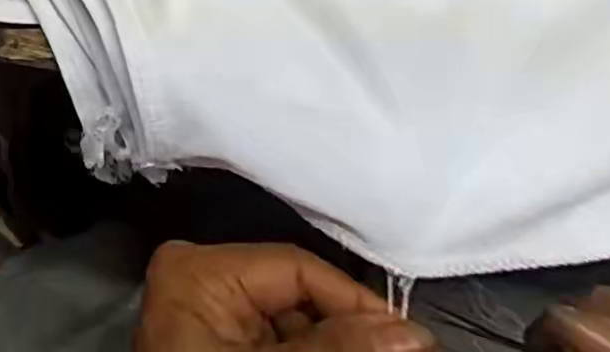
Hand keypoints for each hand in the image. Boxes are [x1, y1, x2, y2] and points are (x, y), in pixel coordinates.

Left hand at [135, 241, 437, 350]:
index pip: (293, 265)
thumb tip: (412, 334)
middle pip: (296, 296)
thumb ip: (334, 349)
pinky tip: (345, 351)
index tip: (409, 339)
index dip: (355, 302)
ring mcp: (208, 313)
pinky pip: (276, 338)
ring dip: (334, 342)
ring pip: (293, 322)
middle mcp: (200, 277)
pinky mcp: (217, 340)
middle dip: (347, 329)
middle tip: (403, 350)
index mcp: (197, 266)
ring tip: (379, 349)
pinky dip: (313, 351)